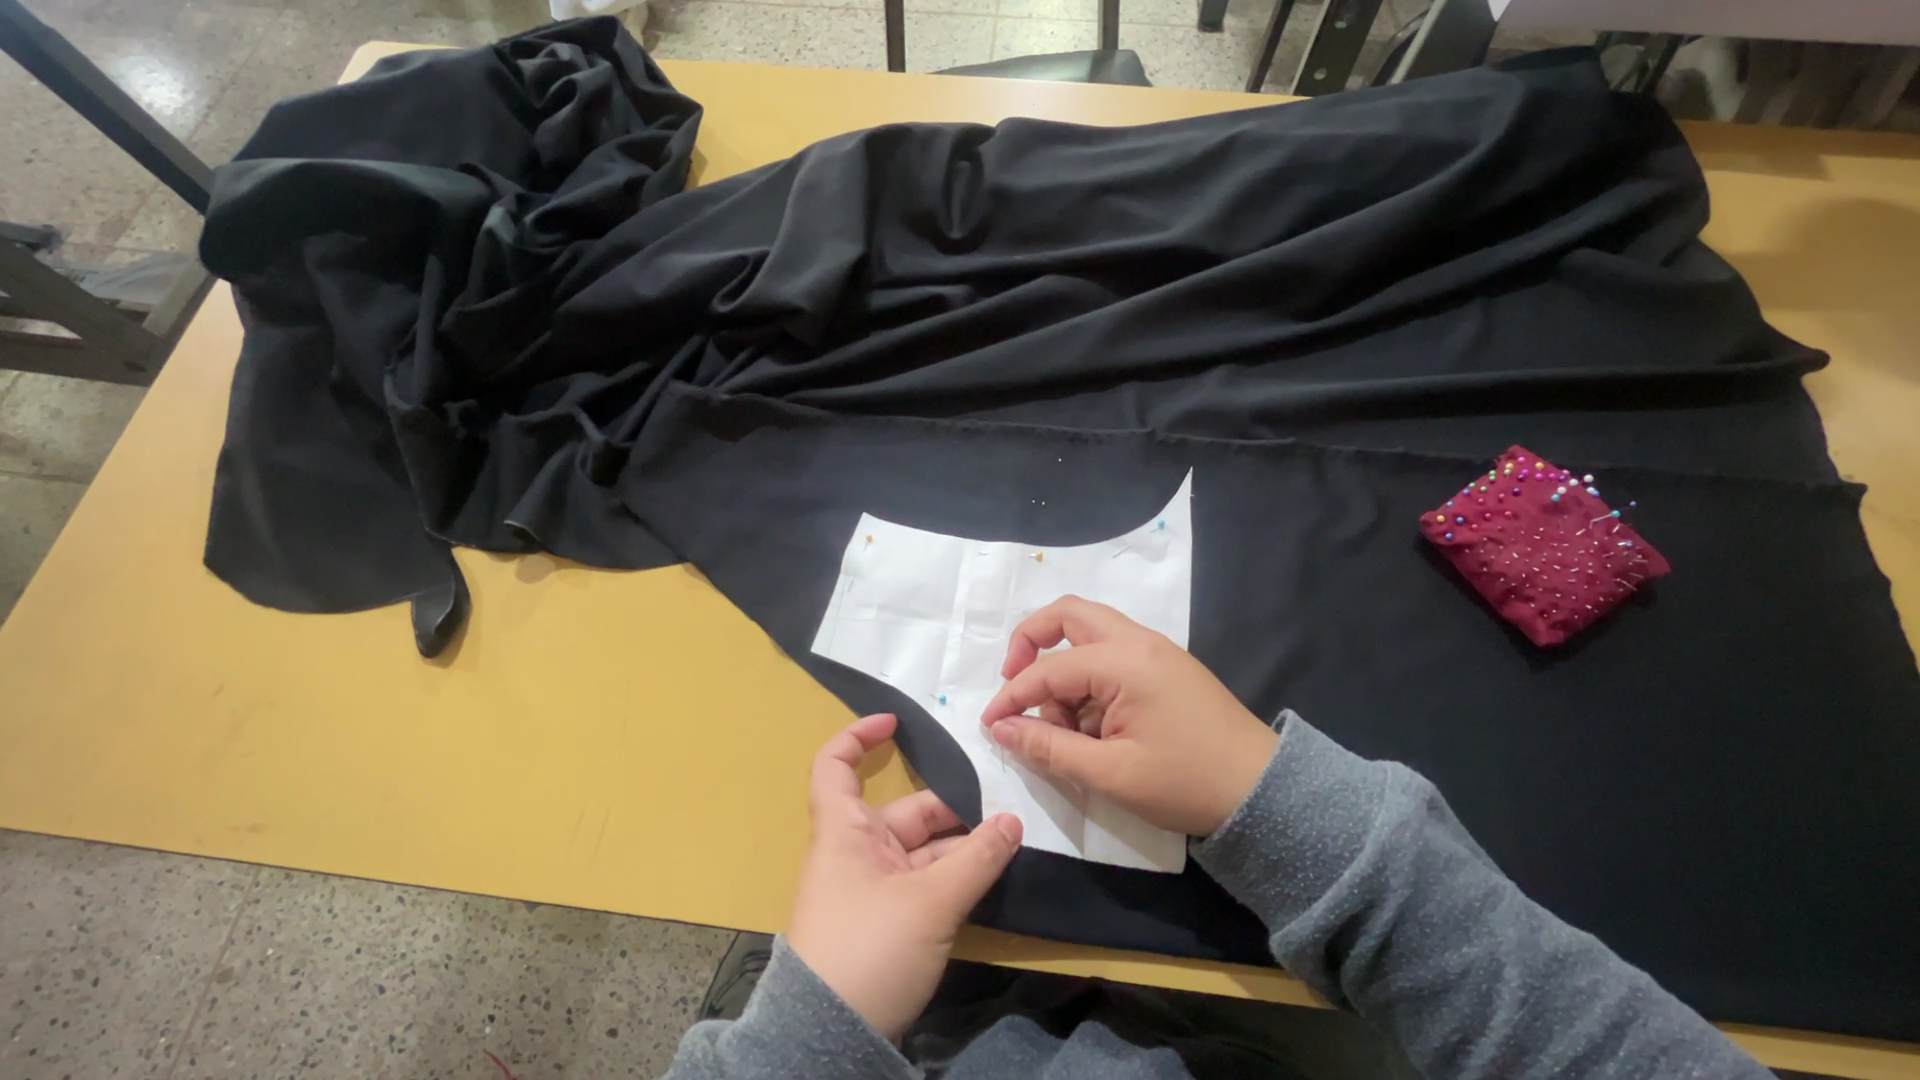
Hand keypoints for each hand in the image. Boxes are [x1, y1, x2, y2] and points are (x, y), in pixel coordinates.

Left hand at [785, 713, 1022, 1041]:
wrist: (831, 1037)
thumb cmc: (869, 949)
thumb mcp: (929, 903)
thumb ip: (975, 860)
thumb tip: (1013, 822)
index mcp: (845, 832)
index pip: (835, 766)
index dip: (859, 736)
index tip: (895, 722)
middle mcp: (856, 852)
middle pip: (906, 812)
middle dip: (953, 811)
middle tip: (1006, 813)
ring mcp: (872, 888)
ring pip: (922, 851)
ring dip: (962, 849)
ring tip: (1010, 845)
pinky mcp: (887, 921)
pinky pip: (924, 883)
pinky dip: (954, 878)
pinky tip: (990, 878)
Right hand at [979, 596, 1279, 836]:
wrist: (1264, 791)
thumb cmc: (1186, 783)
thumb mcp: (1110, 774)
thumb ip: (1049, 747)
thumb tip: (1000, 728)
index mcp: (1125, 662)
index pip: (1049, 668)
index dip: (1012, 696)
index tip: (990, 725)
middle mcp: (1138, 641)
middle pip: (1068, 614)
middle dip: (1031, 642)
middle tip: (1016, 683)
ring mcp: (1155, 651)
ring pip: (1090, 632)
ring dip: (1063, 665)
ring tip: (1063, 725)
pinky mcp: (1165, 668)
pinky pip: (1111, 655)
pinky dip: (1089, 679)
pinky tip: (1092, 726)